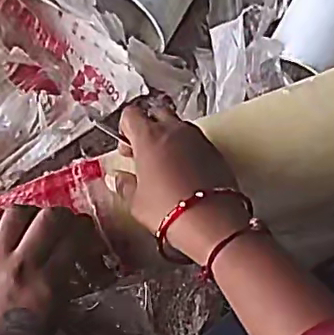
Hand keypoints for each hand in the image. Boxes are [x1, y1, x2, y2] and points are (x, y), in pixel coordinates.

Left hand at [0, 204, 89, 334]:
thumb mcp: (58, 311)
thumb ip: (65, 278)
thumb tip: (73, 252)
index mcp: (47, 283)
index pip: (74, 240)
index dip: (85, 231)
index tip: (87, 232)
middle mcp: (21, 265)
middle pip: (49, 218)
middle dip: (63, 217)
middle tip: (65, 224)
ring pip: (17, 212)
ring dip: (32, 214)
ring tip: (35, 223)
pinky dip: (2, 220)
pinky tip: (10, 229)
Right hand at [120, 96, 248, 263]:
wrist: (210, 221)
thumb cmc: (169, 210)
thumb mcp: (137, 203)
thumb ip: (125, 185)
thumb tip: (118, 179)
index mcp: (148, 136)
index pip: (131, 114)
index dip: (125, 129)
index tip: (126, 147)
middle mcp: (174, 130)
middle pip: (157, 113)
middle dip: (148, 127)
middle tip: (143, 152)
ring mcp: (197, 138)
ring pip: (179, 126)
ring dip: (169, 138)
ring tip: (164, 165)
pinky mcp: (216, 151)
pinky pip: (196, 142)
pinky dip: (188, 151)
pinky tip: (184, 174)